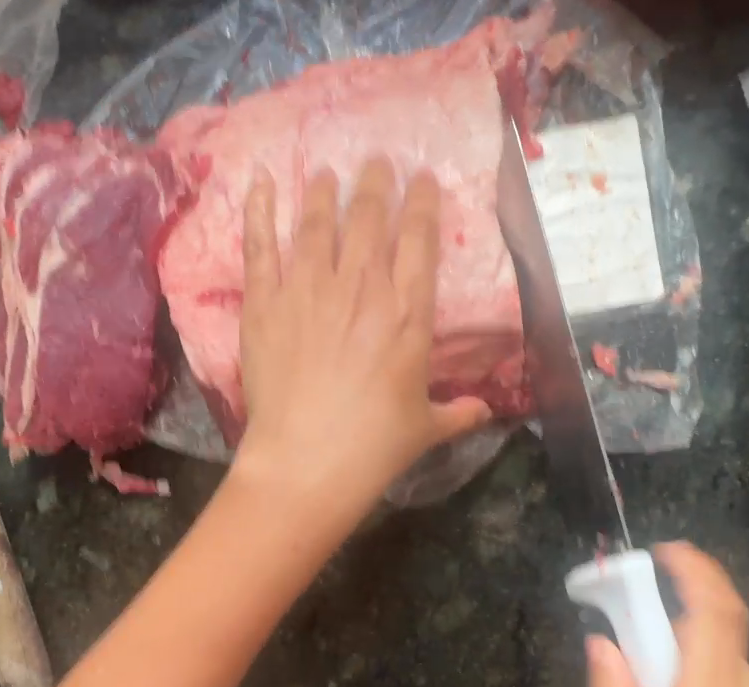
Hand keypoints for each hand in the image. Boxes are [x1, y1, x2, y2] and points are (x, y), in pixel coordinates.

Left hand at [231, 158, 490, 522]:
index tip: (421, 179)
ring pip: (318, 222)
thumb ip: (457, 412)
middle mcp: (361, 287)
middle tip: (375, 163)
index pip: (420, 237)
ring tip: (327, 172)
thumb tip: (487, 411)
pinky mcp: (265, 304)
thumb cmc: (374, 446)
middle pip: (369, 216)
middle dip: (375, 183)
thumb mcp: (426, 427)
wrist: (307, 461)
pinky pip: (261, 245)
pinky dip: (261, 210)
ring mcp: (309, 290)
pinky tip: (263, 180)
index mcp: (408, 311)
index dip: (421, 201)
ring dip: (325, 191)